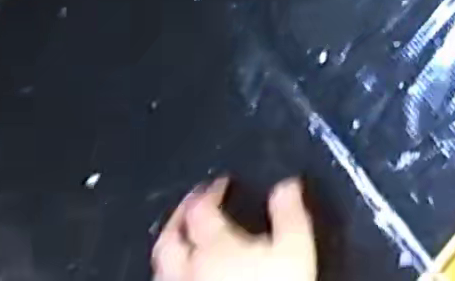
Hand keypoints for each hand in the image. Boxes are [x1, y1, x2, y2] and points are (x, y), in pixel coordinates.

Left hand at [153, 177, 316, 280]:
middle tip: (192, 200)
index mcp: (214, 248)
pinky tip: (183, 277)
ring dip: (170, 247)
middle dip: (179, 215)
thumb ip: (288, 211)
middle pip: (169, 239)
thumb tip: (286, 184)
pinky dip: (170, 275)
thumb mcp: (294, 245)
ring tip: (182, 237)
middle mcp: (188, 272)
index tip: (221, 183)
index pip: (201, 210)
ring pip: (160, 270)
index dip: (209, 192)